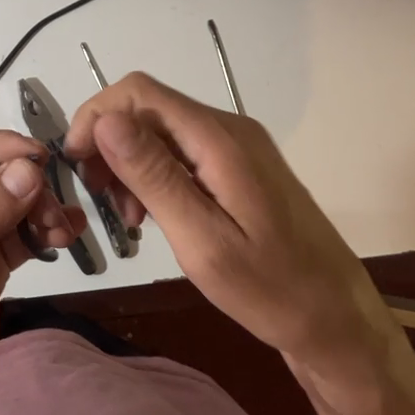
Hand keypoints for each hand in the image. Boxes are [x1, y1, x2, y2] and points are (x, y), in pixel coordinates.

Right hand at [64, 72, 392, 369]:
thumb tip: (105, 120)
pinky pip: (179, 148)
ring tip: (129, 214)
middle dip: (108, 142)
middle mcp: (228, 128)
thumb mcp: (203, 240)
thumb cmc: (271, 290)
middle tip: (101, 198)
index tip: (76, 164)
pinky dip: (152, 172)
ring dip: (128, 161)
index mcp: (220, 140)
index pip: (139, 92)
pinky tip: (152, 212)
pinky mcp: (238, 164)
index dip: (96, 116)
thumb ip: (154, 175)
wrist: (338, 321)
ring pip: (159, 128)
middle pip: (146, 107)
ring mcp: (236, 145)